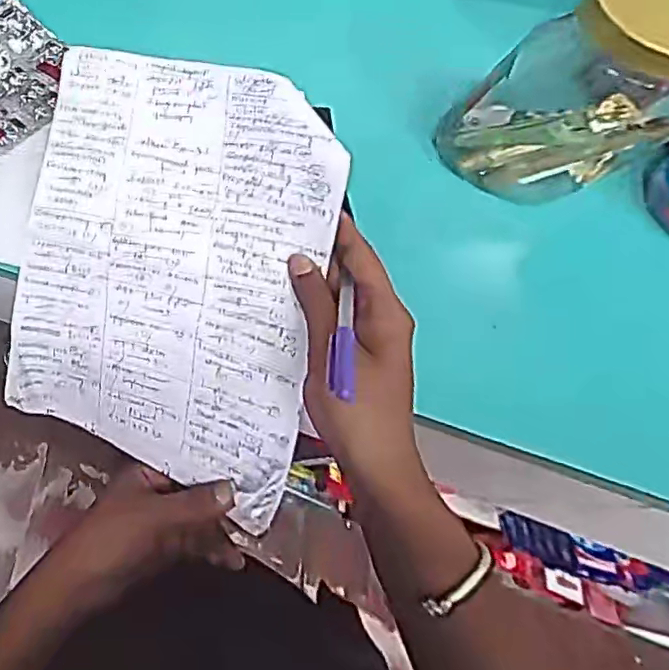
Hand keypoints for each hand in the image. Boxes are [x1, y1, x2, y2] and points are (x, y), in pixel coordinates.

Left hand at [36, 464, 243, 613]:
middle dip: (223, 503)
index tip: (247, 471)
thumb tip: (230, 491)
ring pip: (197, 519)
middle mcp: (153, 493)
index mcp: (145, 474)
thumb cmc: (110, 538)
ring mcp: (158, 520)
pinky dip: (210, 548)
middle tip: (257, 511)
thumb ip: (193, 505)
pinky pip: (192, 541)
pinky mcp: (161, 546)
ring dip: (221, 529)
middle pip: (195, 493)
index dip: (214, 468)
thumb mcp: (155, 517)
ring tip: (249, 540)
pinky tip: (230, 559)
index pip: (186, 464)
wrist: (83, 582)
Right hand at [289, 215, 421, 484]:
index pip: (363, 260)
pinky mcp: (357, 350)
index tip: (318, 206)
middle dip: (325, 249)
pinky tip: (290, 298)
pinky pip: (337, 314)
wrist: (376, 463)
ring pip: (343, 294)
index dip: (343, 231)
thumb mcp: (330, 353)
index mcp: (386, 315)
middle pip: (354, 273)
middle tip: (289, 227)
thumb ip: (316, 305)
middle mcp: (383, 319)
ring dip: (317, 276)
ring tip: (282, 254)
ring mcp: (371, 336)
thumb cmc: (356, 410)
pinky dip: (317, 301)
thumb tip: (301, 262)